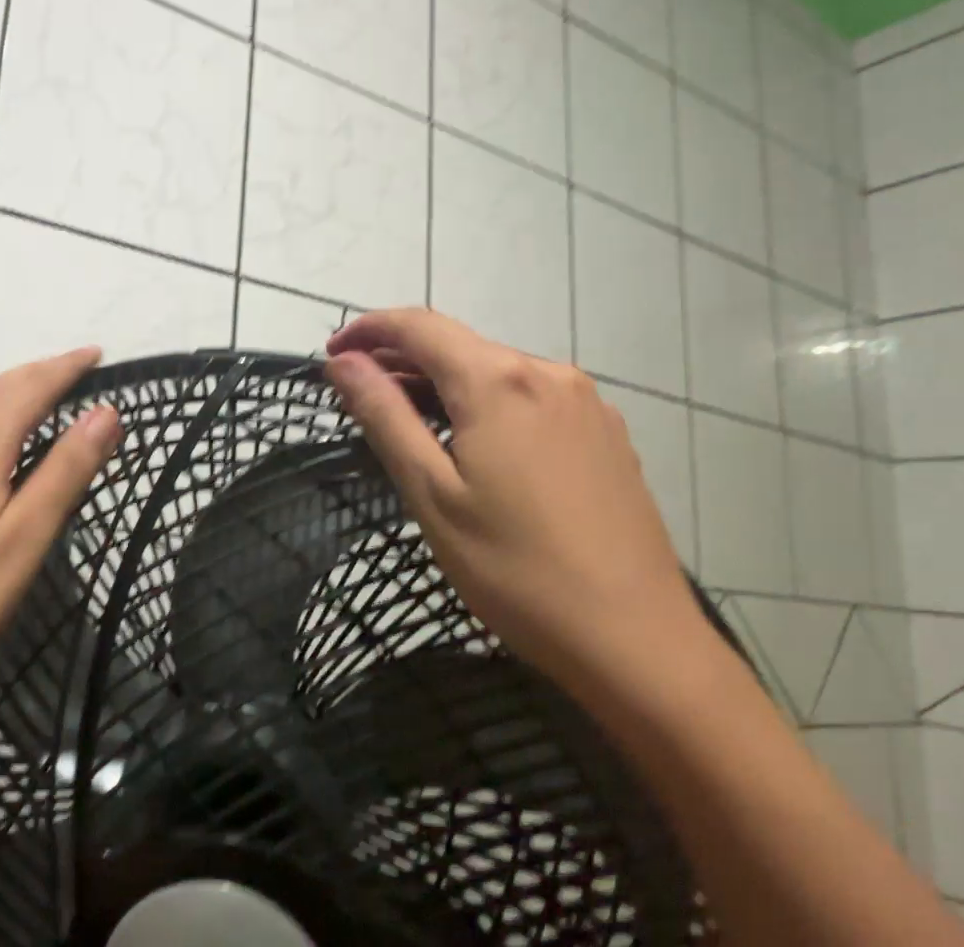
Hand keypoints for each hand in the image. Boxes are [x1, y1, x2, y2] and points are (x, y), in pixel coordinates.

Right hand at [325, 308, 717, 694]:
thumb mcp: (431, 493)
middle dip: (402, 360)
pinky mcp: (607, 435)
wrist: (633, 637)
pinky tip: (476, 447)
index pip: (420, 326)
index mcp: (499, 382)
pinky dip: (488, 406)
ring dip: (444, 385)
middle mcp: (548, 374)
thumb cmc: (513, 569)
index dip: (368, 328)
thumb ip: (384, 416)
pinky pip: (531, 399)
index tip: (330, 353)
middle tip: (356, 396)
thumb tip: (342, 362)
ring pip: (497, 373)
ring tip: (407, 423)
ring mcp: (586, 403)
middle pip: (460, 346)